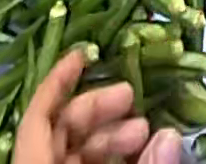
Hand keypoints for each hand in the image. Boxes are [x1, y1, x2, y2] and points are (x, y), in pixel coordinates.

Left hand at [15, 50, 181, 163]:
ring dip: (111, 136)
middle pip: (60, 130)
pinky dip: (109, 159)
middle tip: (133, 98)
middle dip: (99, 109)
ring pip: (73, 152)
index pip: (36, 120)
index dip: (57, 82)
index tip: (84, 52)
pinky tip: (138, 154)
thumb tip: (170, 133)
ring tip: (146, 132)